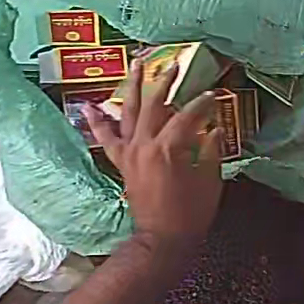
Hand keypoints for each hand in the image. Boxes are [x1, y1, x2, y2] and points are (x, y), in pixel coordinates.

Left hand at [86, 57, 224, 252]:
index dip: (203, 104)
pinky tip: (89, 107)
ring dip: (133, 86)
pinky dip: (98, 122)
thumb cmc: (191, 214)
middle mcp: (145, 144)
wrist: (162, 240)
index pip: (189, 116)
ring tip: (135, 64)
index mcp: (170, 148)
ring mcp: (130, 151)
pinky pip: (107, 138)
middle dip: (166, 81)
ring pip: (129, 111)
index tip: (214, 95)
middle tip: (174, 64)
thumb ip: (211, 150)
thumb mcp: (210, 181)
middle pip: (155, 104)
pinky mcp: (121, 161)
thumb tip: (214, 129)